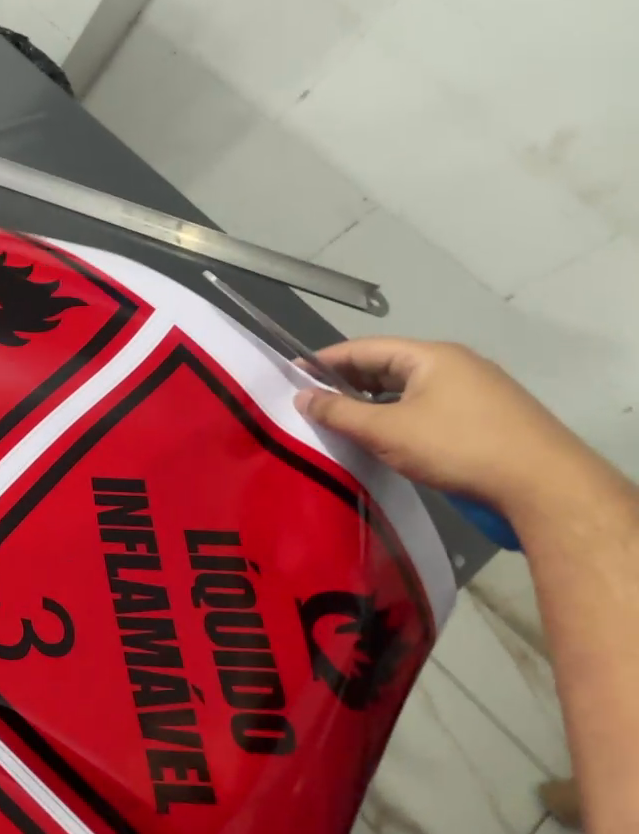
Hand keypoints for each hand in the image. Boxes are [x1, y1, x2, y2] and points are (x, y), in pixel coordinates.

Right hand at [295, 338, 601, 514]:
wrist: (544, 486)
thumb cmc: (457, 446)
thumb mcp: (385, 430)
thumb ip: (337, 411)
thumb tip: (301, 396)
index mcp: (431, 357)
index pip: (363, 348)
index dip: (323, 361)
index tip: (289, 376)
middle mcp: (455, 365)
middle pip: (385, 366)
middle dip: (345, 382)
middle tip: (308, 402)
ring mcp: (474, 389)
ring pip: (405, 388)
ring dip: (369, 402)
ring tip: (338, 420)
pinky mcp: (484, 415)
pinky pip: (424, 405)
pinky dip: (395, 414)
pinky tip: (380, 435)